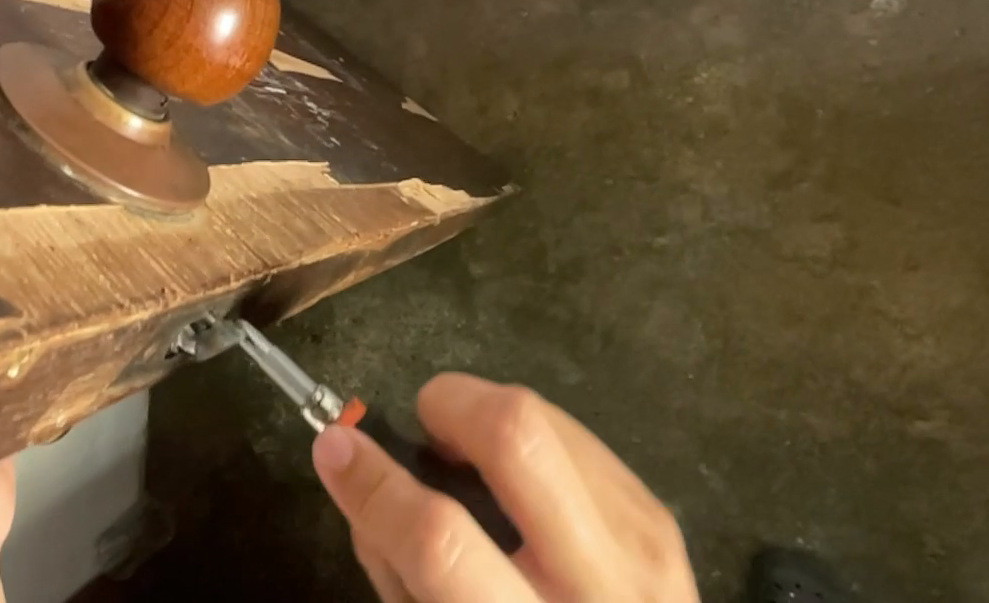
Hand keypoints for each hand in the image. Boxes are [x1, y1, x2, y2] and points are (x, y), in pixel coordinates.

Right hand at [312, 373, 697, 602]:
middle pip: (518, 441)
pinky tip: (515, 478)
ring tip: (467, 455)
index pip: (442, 543)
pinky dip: (523, 432)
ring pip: (544, 417)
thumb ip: (393, 564)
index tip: (333, 443)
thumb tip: (354, 462)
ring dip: (484, 415)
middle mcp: (601, 589)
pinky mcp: (656, 512)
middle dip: (450, 405)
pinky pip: (571, 431)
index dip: (375, 483)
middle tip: (425, 427)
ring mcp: (642, 544)